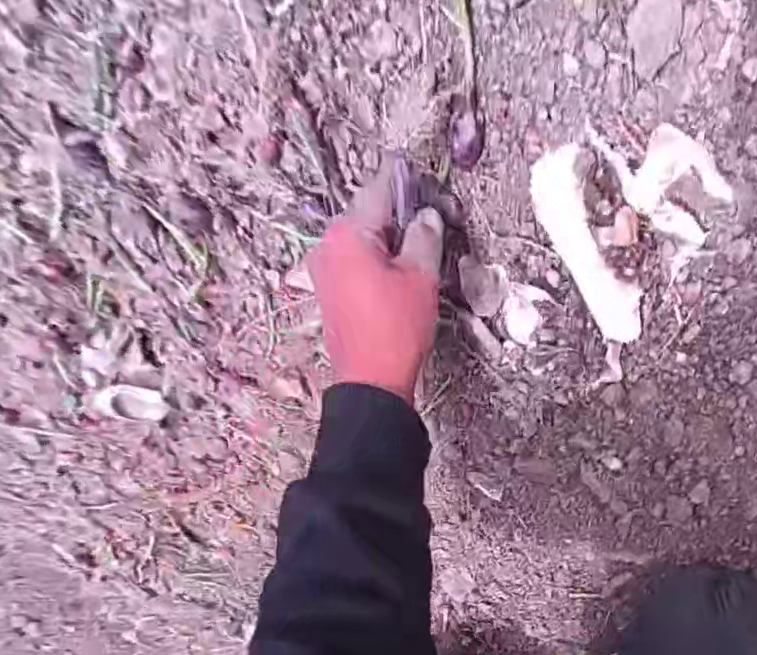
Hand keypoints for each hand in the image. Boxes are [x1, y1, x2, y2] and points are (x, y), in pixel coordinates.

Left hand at [303, 168, 444, 402]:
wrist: (372, 382)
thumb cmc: (396, 329)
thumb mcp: (421, 278)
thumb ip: (424, 238)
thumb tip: (426, 217)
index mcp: (347, 233)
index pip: (379, 190)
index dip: (404, 180)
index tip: (417, 170)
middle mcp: (327, 244)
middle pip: (369, 215)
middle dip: (400, 216)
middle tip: (432, 223)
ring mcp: (324, 269)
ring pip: (364, 241)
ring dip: (391, 242)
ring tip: (421, 255)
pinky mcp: (330, 292)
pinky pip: (357, 263)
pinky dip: (380, 262)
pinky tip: (401, 276)